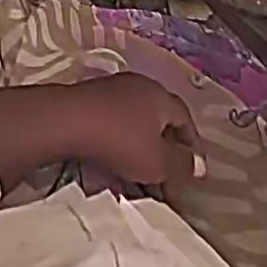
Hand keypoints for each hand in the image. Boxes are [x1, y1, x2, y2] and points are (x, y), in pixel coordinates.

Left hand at [65, 73, 202, 187]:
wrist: (68, 120)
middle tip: (167, 181)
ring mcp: (111, 89)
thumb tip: (198, 164)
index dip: (192, 147)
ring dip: (141, 151)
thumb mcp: (159, 162)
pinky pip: (114, 124)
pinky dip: (120, 145)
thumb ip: (182, 165)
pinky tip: (115, 168)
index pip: (185, 118)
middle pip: (159, 120)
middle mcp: (137, 85)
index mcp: (159, 95)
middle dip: (165, 152)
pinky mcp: (91, 98)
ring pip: (135, 124)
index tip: (195, 173)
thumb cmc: (121, 140)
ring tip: (141, 181)